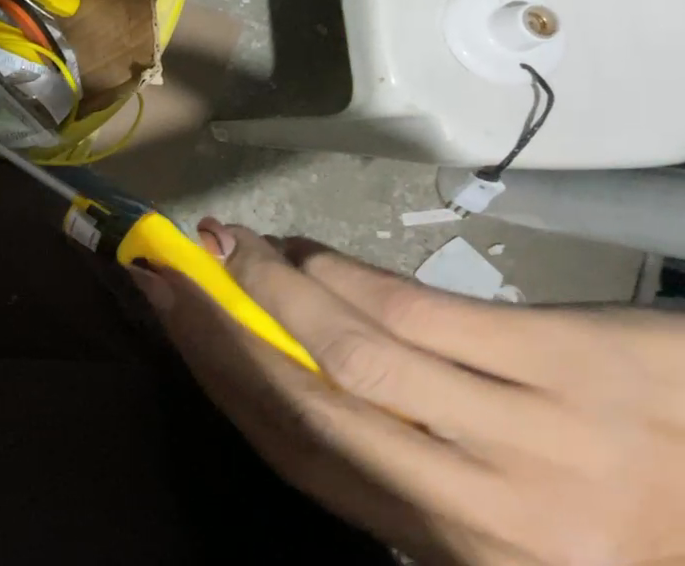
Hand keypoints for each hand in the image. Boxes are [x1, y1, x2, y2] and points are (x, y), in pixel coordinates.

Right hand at [133, 218, 684, 564]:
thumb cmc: (616, 500)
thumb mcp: (496, 503)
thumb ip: (395, 455)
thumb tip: (262, 353)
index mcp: (466, 551)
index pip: (301, 457)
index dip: (215, 374)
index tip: (162, 311)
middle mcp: (504, 515)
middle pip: (313, 407)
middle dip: (220, 326)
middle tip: (166, 265)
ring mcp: (551, 439)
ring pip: (359, 351)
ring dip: (273, 285)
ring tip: (232, 242)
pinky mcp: (585, 365)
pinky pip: (424, 308)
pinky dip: (343, 270)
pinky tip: (311, 251)